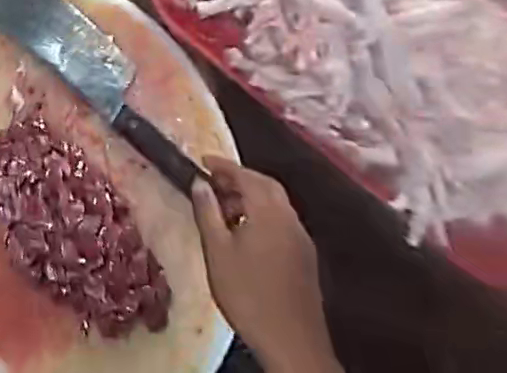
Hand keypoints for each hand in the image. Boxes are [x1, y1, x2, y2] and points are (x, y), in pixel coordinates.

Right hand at [192, 157, 340, 372]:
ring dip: (251, 198)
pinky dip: (262, 215)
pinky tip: (246, 234)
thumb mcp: (217, 252)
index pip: (244, 174)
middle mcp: (289, 217)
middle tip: (214, 183)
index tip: (202, 161)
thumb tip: (200, 183)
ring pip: (275, 203)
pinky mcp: (305, 257)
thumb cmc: (249, 295)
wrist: (293, 345)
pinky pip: (282, 221)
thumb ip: (207, 212)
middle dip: (239, 178)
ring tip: (225, 211)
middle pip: (264, 184)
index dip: (222, 165)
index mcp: (268, 210)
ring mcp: (301, 237)